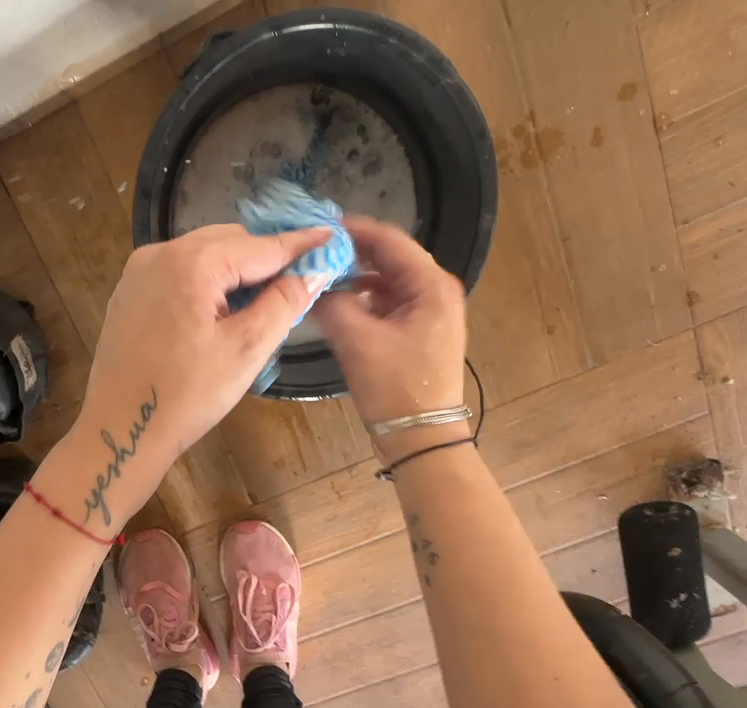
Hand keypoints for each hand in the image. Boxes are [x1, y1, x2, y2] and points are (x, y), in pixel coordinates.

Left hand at [77, 224, 329, 469]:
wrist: (119, 430)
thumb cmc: (185, 396)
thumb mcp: (245, 350)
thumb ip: (284, 303)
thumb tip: (314, 271)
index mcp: (192, 262)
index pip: (260, 245)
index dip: (300, 245)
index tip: (331, 238)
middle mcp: (159, 254)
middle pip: (229, 242)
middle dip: (264, 261)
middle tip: (294, 288)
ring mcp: (137, 273)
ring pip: (202, 257)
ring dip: (234, 274)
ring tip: (256, 309)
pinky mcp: (128, 295)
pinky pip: (178, 275)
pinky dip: (205, 285)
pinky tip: (217, 317)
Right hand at [313, 215, 467, 430]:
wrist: (421, 440)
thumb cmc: (396, 390)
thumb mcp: (358, 343)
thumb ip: (332, 305)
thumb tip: (311, 285)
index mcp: (431, 286)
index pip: (389, 240)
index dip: (353, 230)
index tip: (318, 228)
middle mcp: (436, 292)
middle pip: (389, 258)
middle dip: (352, 254)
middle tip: (313, 253)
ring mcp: (429, 313)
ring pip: (386, 282)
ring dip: (355, 279)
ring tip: (320, 278)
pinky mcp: (418, 334)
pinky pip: (387, 304)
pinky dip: (363, 301)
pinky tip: (337, 305)